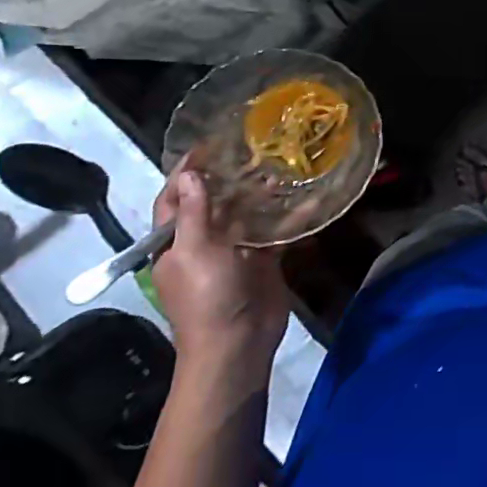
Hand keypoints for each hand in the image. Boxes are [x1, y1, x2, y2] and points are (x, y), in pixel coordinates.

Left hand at [150, 162, 287, 384]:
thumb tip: (189, 176)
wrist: (237, 340)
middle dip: (231, 180)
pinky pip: (277, 234)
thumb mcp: (196, 251)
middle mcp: (203, 243)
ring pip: (248, 217)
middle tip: (256, 151)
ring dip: (263, 196)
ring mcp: (235, 253)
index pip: (174, 199)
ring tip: (285, 169)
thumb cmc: (208, 295)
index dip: (184, 173)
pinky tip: (311, 203)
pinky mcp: (264, 262)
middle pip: (215, 204)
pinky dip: (292, 220)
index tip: (205, 147)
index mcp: (175, 242)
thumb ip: (195, 213)